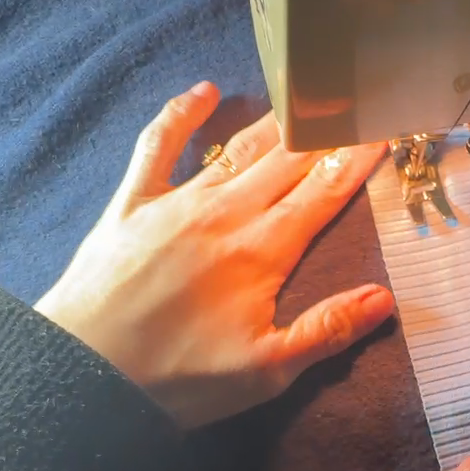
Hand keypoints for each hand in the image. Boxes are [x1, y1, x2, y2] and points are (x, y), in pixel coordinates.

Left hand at [36, 81, 393, 427]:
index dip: (356, 160)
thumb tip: (383, 299)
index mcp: (262, 251)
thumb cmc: (180, 378)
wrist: (85, 374)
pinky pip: (159, 145)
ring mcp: (176, 201)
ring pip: (236, 147)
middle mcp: (225, 212)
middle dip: (326, 131)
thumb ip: (326, 331)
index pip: (322, 192)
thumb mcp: (266, 371)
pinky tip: (203, 92)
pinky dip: (181, 114)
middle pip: (287, 160)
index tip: (382, 131)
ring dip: (275, 122)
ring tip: (304, 98)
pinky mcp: (132, 203)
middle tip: (353, 104)